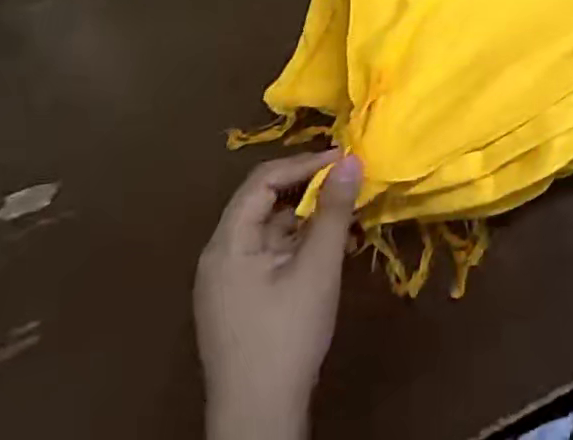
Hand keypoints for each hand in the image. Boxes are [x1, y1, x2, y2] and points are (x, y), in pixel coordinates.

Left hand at [196, 151, 361, 439]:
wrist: (260, 415)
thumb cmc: (287, 333)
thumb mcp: (317, 267)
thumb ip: (333, 210)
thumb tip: (351, 159)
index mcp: (227, 244)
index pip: (262, 182)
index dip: (304, 162)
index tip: (345, 158)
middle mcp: (221, 255)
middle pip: (264, 202)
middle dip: (308, 186)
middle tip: (350, 178)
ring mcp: (230, 279)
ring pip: (271, 228)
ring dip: (309, 214)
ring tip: (349, 210)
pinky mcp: (244, 298)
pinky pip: (273, 252)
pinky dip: (303, 240)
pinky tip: (334, 245)